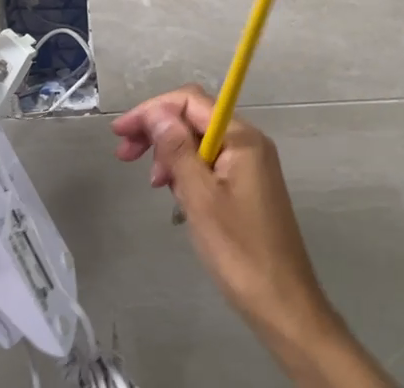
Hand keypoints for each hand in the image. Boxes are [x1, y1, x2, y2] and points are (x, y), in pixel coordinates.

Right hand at [111, 85, 334, 340]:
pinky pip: (210, 163)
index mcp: (242, 138)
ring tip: (153, 183)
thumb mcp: (200, 198)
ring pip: (201, 141)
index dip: (153, 110)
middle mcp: (249, 142)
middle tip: (124, 155)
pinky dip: (186, 171)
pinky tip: (175, 194)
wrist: (282, 302)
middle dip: (158, 129)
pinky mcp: (247, 186)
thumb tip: (157, 112)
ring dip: (170, 152)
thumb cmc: (239, 251)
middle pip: (195, 118)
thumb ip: (178, 151)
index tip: (121, 133)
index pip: (191, 102)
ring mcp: (250, 164)